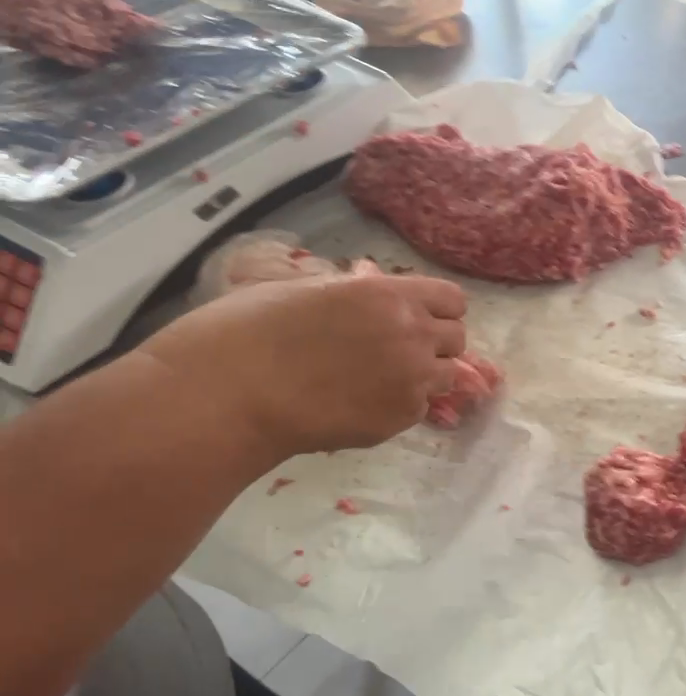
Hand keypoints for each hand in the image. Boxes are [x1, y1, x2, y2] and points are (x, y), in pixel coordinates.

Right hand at [137, 273, 466, 457]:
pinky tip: (356, 404)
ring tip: (373, 380)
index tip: (418, 317)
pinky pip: (419, 407)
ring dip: (422, 375)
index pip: (452, 299)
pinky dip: (398, 405)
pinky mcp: (403, 416)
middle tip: (394, 351)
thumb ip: (351, 289)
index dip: (438, 309)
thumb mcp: (298, 290)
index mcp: (388, 295)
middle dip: (433, 343)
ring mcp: (413, 378)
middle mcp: (413, 334)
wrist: (219, 397)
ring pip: (445, 375)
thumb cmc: (239, 334)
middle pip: (456, 337)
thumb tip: (372, 279)